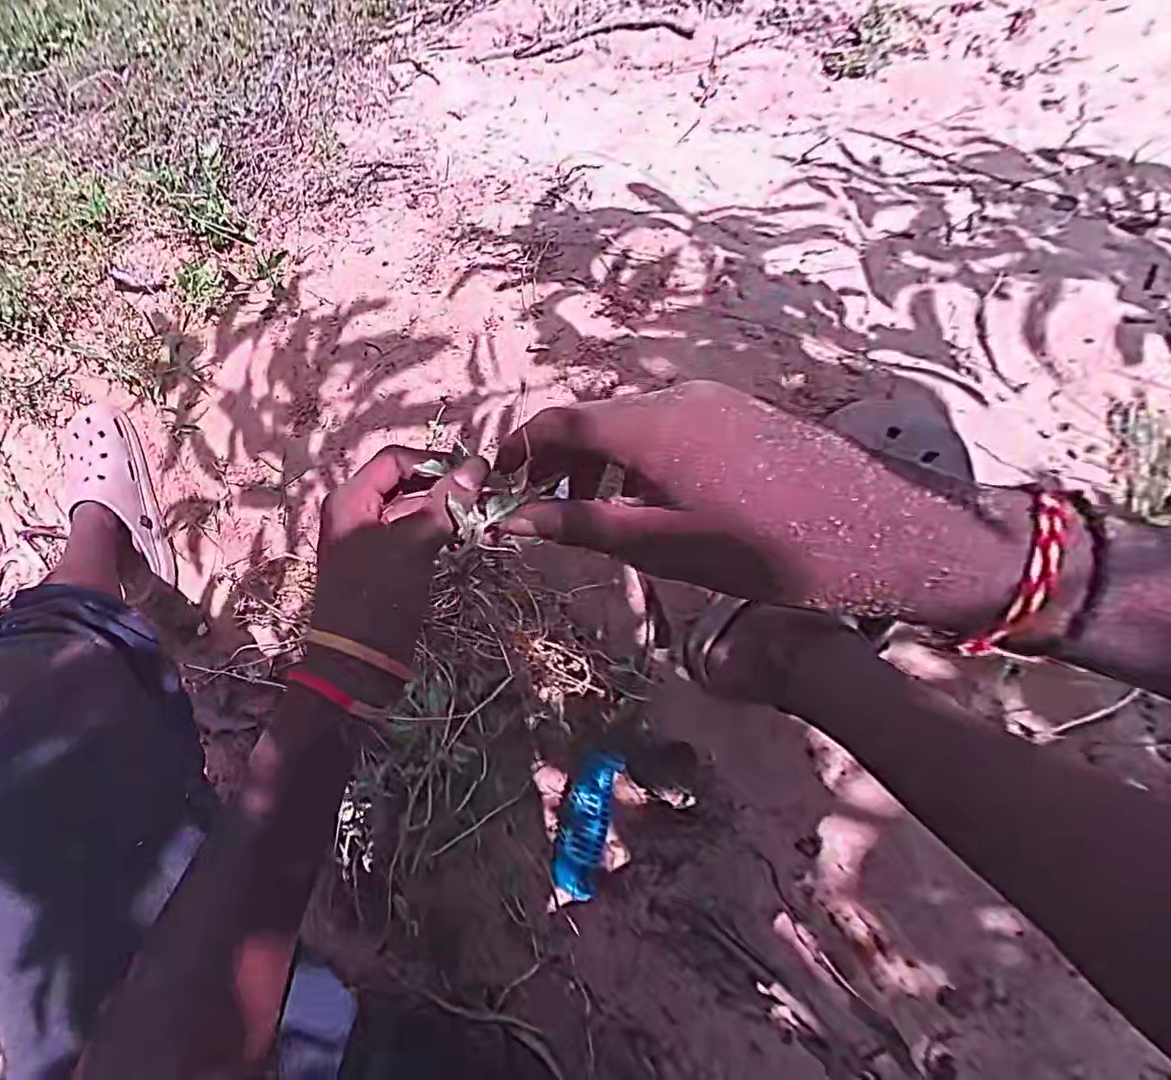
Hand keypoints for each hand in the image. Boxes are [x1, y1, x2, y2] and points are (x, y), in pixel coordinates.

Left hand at [308, 447, 486, 704]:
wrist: (358, 662)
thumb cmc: (377, 597)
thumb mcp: (412, 543)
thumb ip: (444, 502)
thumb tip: (476, 467)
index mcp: (349, 500)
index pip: (394, 460)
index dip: (434, 462)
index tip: (474, 473)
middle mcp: (354, 513)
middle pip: (404, 483)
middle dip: (444, 486)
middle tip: (485, 494)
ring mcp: (368, 540)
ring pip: (412, 511)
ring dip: (445, 511)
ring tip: (484, 517)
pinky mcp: (383, 564)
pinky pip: (412, 536)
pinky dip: (438, 533)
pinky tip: (468, 537)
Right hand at [494, 381, 1054, 634]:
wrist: (894, 536)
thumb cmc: (762, 547)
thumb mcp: (656, 543)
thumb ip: (575, 525)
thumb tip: (507, 520)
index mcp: (648, 427)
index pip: (557, 422)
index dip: (518, 447)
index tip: (498, 479)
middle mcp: (673, 400)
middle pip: (588, 418)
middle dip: (552, 457)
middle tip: (537, 501)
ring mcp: (710, 401)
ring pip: (623, 420)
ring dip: (591, 457)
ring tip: (585, 502)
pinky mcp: (737, 413)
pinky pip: (660, 423)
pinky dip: (629, 453)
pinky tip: (640, 492)